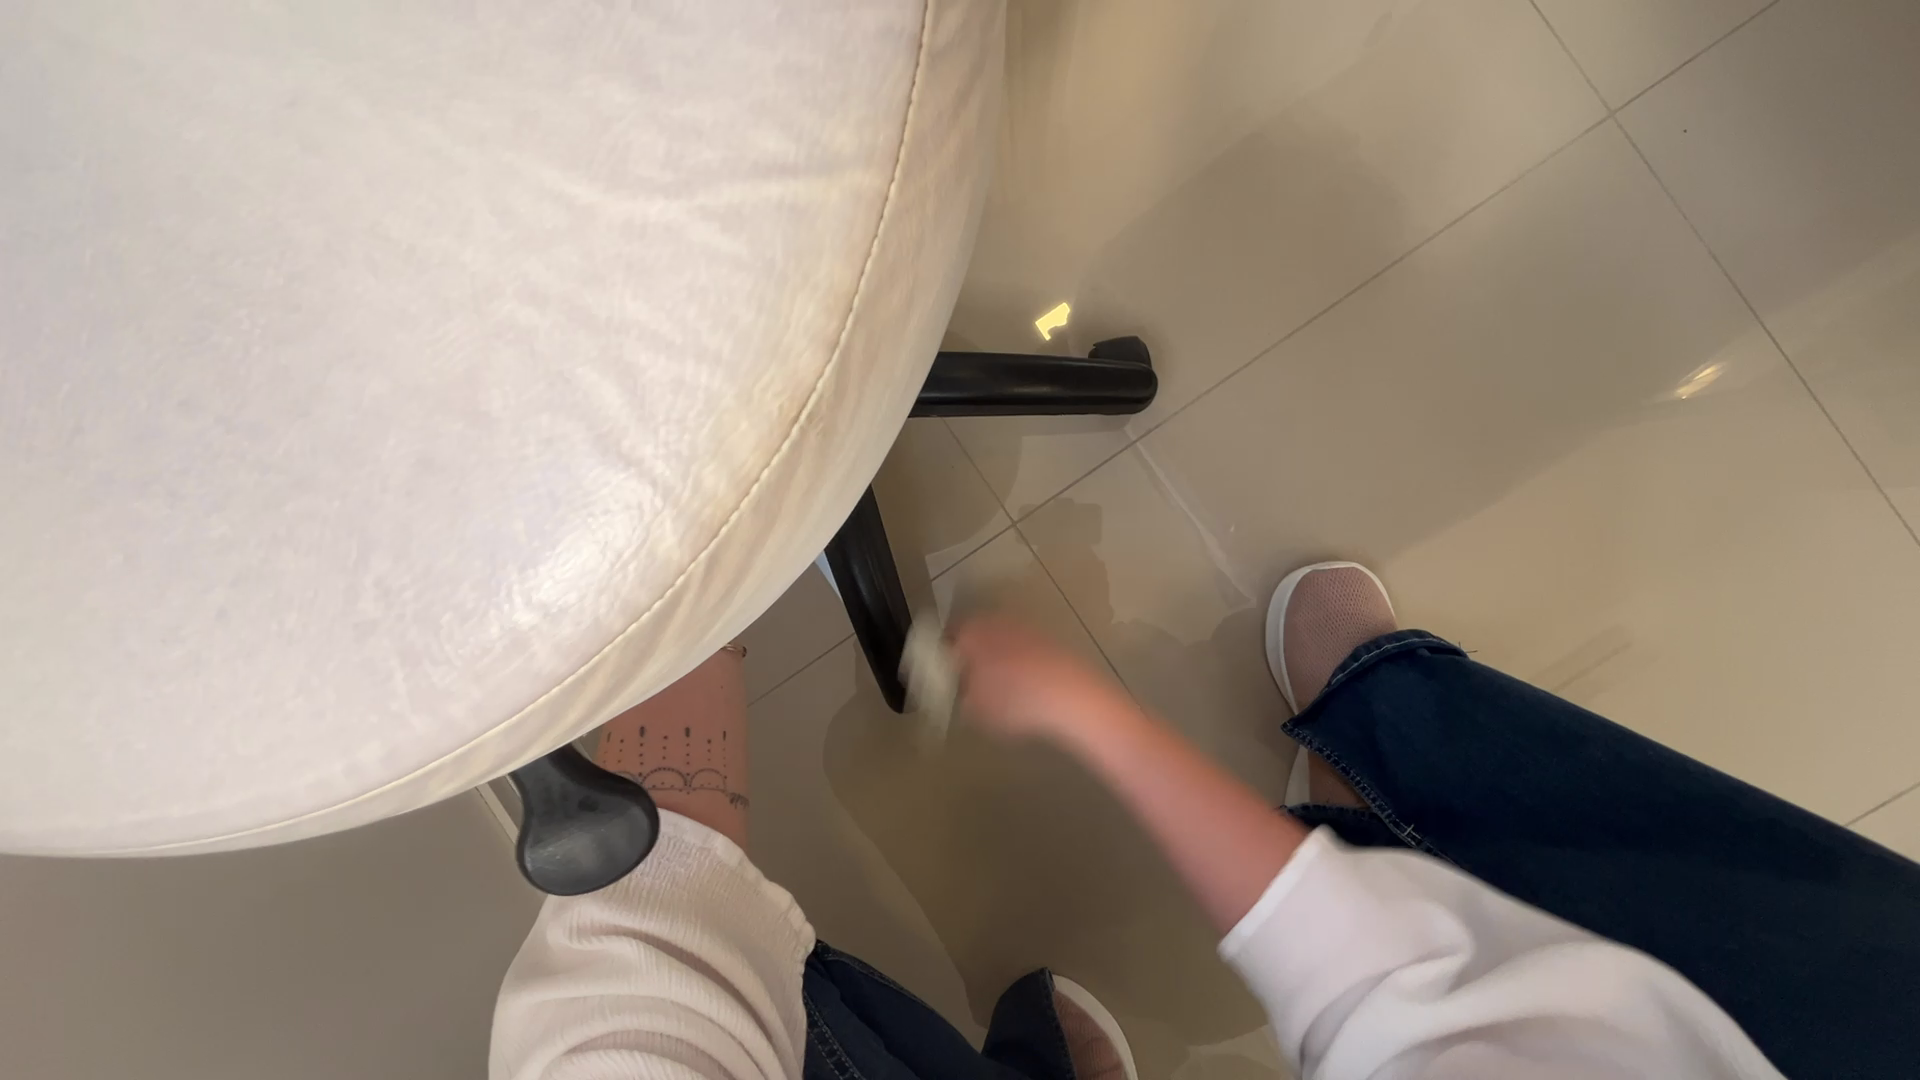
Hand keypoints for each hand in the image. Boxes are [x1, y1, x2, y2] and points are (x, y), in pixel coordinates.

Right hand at [947, 613, 1135, 744]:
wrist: (1075, 697)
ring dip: (996, 660)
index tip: (942, 680)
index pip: (944, 638)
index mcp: (970, 632)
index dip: (940, 660)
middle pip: (973, 636)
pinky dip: (1020, 665)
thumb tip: (961, 691)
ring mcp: (1026, 626)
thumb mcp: (974, 709)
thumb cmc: (1015, 701)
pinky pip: (1024, 650)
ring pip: (1000, 642)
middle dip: (969, 657)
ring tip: (1000, 691)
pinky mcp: (1050, 639)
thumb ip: (960, 697)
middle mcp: (996, 620)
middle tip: (968, 685)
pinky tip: (1027, 690)